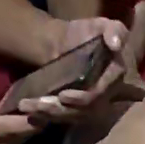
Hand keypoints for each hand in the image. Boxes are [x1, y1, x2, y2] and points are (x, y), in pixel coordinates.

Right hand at [0, 71, 42, 143]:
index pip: (30, 124)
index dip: (41, 111)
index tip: (44, 94)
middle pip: (35, 131)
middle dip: (41, 115)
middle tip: (42, 95)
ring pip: (29, 136)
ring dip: (33, 122)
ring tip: (34, 102)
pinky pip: (20, 140)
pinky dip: (24, 128)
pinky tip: (21, 113)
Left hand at [17, 18, 144, 122]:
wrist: (62, 42)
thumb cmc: (84, 33)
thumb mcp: (102, 25)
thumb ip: (114, 30)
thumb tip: (115, 44)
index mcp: (116, 78)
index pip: (103, 94)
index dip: (86, 98)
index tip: (64, 96)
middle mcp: (108, 96)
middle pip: (88, 110)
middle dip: (63, 109)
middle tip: (39, 104)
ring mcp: (93, 105)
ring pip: (75, 116)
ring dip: (51, 114)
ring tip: (28, 108)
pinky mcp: (77, 110)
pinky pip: (64, 118)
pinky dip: (47, 118)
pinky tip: (30, 113)